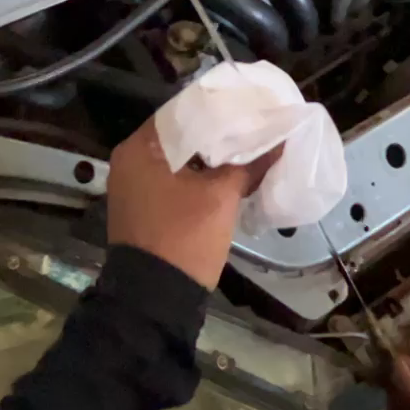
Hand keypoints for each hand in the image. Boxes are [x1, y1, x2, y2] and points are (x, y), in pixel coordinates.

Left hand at [104, 119, 276, 288]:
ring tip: (245, 147)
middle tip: (251, 126)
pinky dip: (196, 176)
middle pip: (180, 135)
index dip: (216, 108)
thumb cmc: (183, 238)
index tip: (246, 106)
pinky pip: (171, 179)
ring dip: (207, 157)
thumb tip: (279, 140)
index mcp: (139, 147)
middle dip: (215, 133)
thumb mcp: (220, 198)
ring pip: (177, 159)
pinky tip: (226, 175)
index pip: (182, 110)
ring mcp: (133, 185)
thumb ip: (247, 164)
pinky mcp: (142, 207)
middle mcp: (129, 160)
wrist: (155, 302)